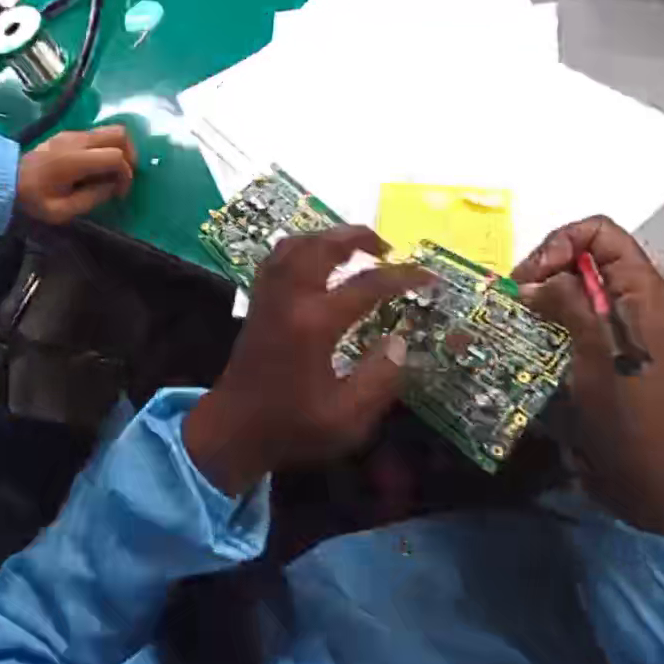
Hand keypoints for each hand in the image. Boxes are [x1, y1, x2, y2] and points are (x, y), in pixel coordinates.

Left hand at [15, 126, 135, 223]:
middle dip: (130, 154)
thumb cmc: (32, 199)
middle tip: (123, 176)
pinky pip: (97, 134)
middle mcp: (76, 140)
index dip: (126, 174)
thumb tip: (113, 186)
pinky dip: (106, 147)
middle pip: (119, 133)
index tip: (120, 192)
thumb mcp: (62, 211)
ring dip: (119, 148)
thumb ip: (92, 198)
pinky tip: (97, 166)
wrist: (5, 180)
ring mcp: (72, 133)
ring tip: (112, 171)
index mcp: (75, 159)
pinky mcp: (68, 134)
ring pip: (110, 130)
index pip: (116, 156)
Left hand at [184, 227, 433, 494]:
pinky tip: (317, 259)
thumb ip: (380, 378)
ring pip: (295, 245)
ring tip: (355, 247)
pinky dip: (301, 247)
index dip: (403, 277)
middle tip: (388, 247)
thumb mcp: (348, 418)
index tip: (430, 277)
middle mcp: (289, 298)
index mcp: (314, 323)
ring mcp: (268, 295)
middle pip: (322, 246)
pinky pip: (277, 257)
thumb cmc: (292, 426)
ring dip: (327, 237)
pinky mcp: (256, 301)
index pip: (366, 285)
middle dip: (358, 237)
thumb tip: (401, 341)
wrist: (233, 427)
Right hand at [513, 216, 663, 535]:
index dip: (561, 243)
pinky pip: (558, 315)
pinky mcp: (590, 347)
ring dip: (533, 295)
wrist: (646, 470)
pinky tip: (518, 336)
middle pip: (576, 255)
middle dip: (539, 269)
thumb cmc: (630, 412)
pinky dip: (535, 317)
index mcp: (639, 291)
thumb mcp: (601, 351)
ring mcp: (608, 324)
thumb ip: (572, 304)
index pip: (598, 233)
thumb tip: (533, 281)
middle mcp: (625, 300)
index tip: (533, 277)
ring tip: (511, 318)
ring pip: (563, 286)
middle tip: (516, 300)